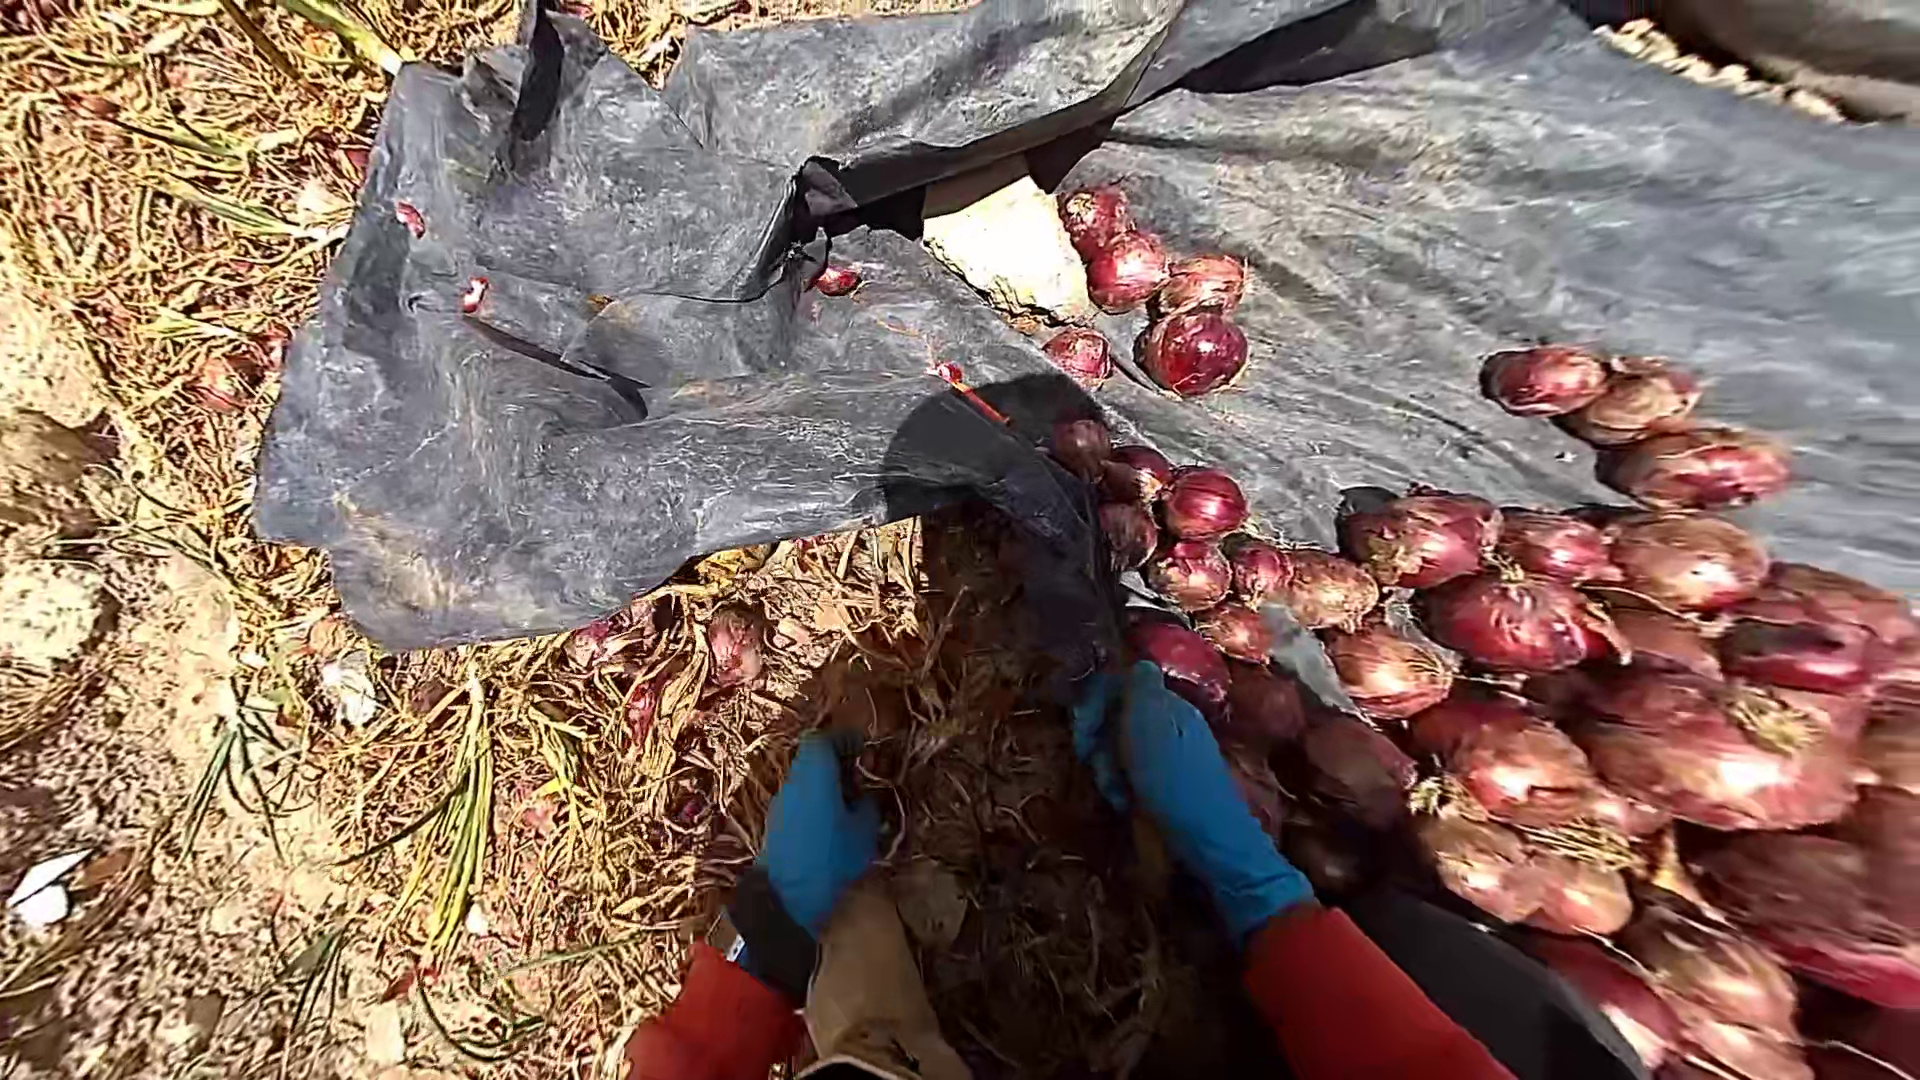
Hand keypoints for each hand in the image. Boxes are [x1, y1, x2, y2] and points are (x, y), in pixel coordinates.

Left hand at [760, 731, 880, 934]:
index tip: (863, 748)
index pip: (823, 738)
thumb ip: (867, 805)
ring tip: (851, 805)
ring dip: (826, 785)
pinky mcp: (775, 828)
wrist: (787, 904)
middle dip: (838, 763)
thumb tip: (864, 798)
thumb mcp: (863, 830)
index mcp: (814, 773)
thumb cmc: (831, 857)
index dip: (844, 739)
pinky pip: (799, 802)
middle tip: (861, 777)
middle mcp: (793, 782)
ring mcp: (780, 806)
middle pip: (812, 759)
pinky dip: (816, 803)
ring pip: (805, 782)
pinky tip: (833, 826)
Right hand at [1073, 660, 1313, 941]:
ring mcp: (1167, 752)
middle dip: (1097, 741)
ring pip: (1118, 745)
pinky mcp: (1165, 779)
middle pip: (1114, 715)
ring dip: (1106, 767)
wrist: (1211, 843)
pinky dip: (1120, 783)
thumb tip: (1139, 661)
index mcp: (1165, 703)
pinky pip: (1130, 769)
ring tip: (1114, 791)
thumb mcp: (1152, 727)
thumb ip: (1141, 689)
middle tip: (1096, 766)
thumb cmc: (1174, 781)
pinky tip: (1123, 801)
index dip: (1093, 705)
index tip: (1082, 733)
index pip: (1117, 685)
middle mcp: (1167, 721)